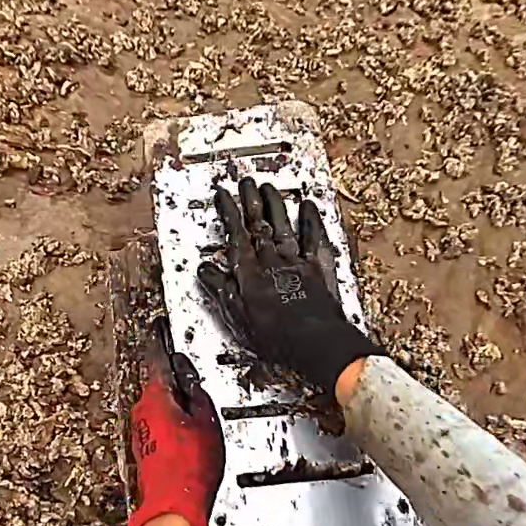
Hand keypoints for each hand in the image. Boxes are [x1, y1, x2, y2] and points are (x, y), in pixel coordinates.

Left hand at [128, 318, 223, 525]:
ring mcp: (140, 427)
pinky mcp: (142, 443)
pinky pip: (158, 422)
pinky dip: (171, 422)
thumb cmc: (189, 466)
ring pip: (159, 405)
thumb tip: (190, 380)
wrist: (172, 506)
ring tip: (196, 418)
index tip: (159, 328)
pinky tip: (187, 436)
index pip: (156, 359)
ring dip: (174, 405)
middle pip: (159, 384)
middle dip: (176, 382)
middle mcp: (142, 409)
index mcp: (156, 398)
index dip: (160, 341)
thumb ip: (197, 395)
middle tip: (195, 382)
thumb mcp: (206, 423)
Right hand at [196, 177, 386, 392]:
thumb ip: (222, 289)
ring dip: (275, 205)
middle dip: (251, 201)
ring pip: (283, 226)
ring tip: (268, 188)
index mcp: (250, 272)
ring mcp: (297, 262)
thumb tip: (206, 270)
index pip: (236, 234)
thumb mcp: (238, 317)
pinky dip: (311, 221)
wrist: (317, 343)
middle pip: (259, 224)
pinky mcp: (318, 268)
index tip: (223, 195)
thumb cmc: (277, 336)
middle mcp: (273, 261)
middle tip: (245, 182)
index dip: (229, 212)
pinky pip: (314, 239)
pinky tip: (308, 207)